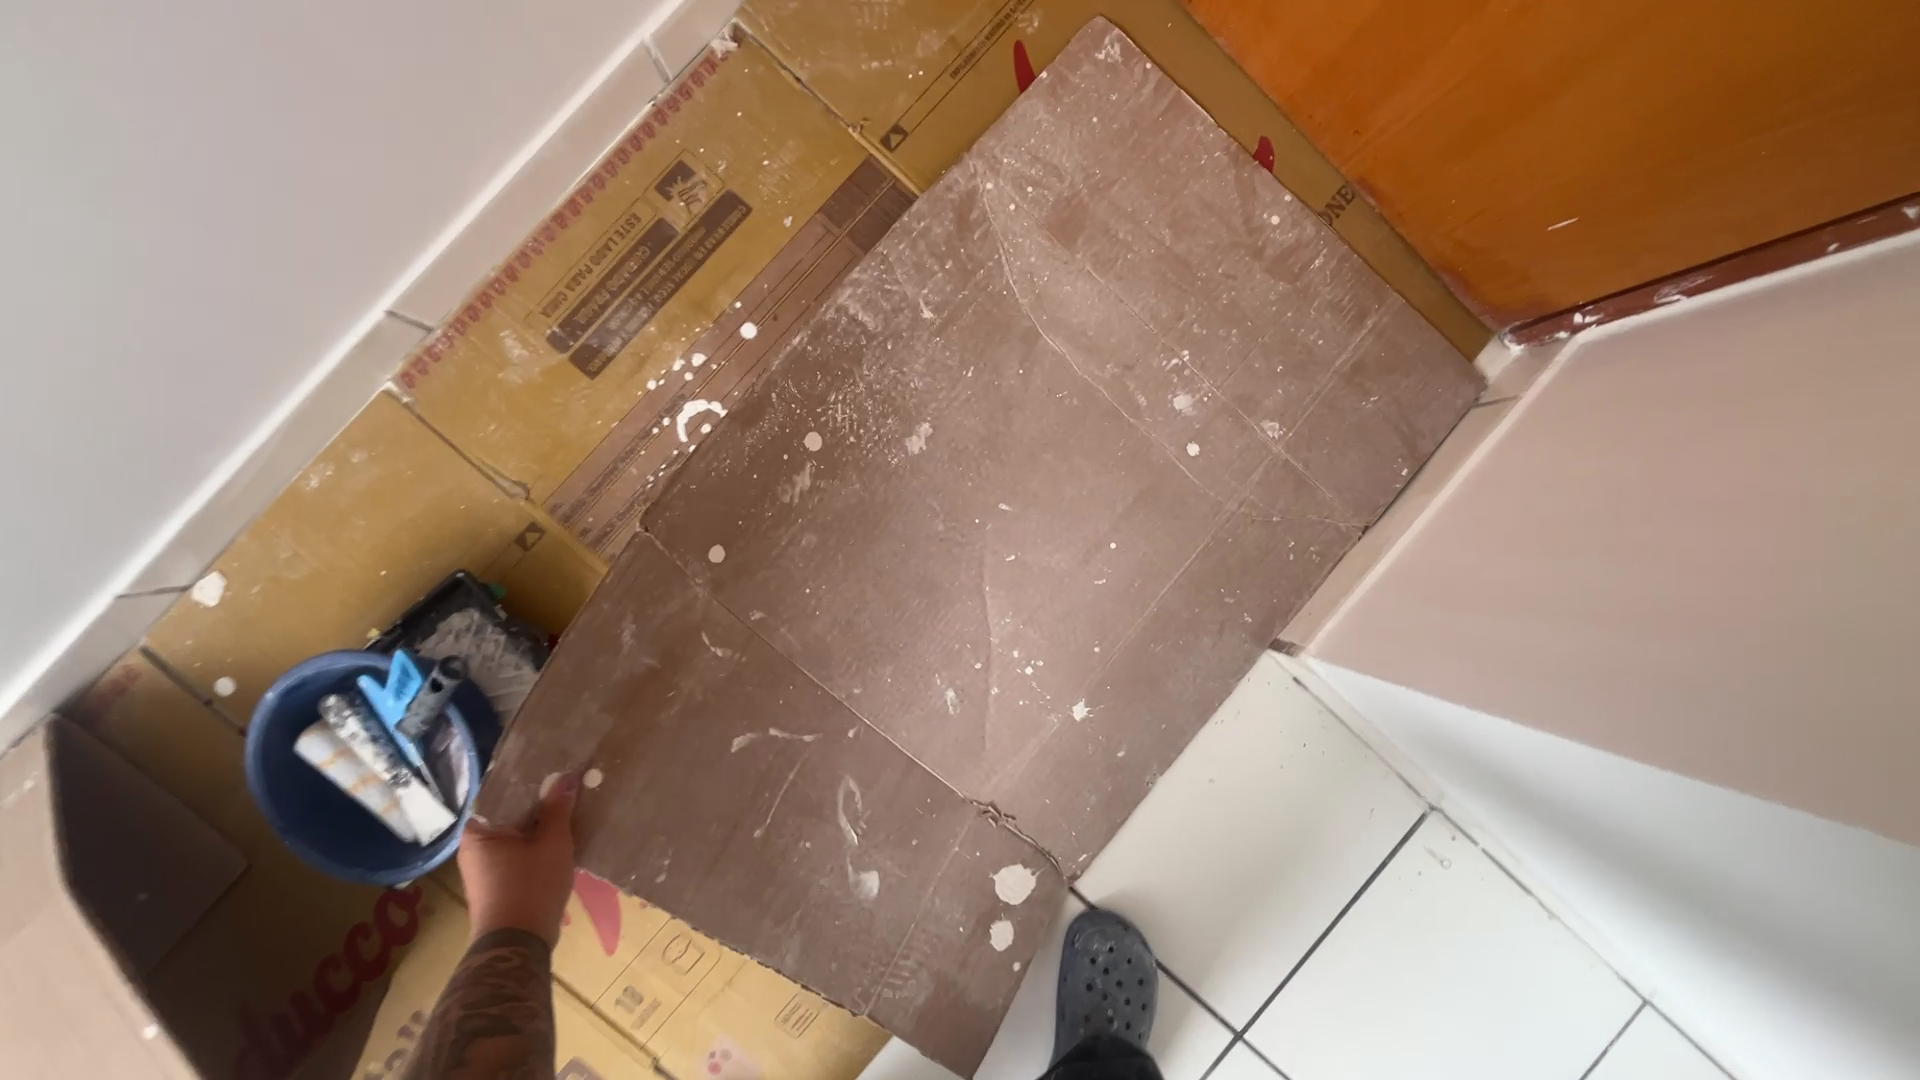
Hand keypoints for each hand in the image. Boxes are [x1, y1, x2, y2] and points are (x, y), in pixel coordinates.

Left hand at [458, 774, 578, 945]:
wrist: (518, 943)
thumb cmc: (531, 887)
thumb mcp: (552, 842)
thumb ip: (558, 807)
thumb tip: (567, 776)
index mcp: (478, 831)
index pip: (502, 792)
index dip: (530, 778)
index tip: (555, 766)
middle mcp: (474, 845)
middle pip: (510, 812)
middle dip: (539, 800)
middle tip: (569, 782)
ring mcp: (484, 866)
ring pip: (516, 832)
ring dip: (540, 822)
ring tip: (570, 804)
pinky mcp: (496, 881)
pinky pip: (518, 849)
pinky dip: (537, 841)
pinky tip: (561, 835)